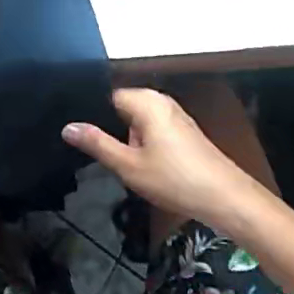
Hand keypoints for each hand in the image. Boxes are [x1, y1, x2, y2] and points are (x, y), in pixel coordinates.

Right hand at [62, 89, 270, 232]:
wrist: (225, 197)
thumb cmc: (174, 179)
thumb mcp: (128, 165)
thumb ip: (97, 144)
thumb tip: (68, 127)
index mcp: (145, 101)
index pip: (106, 96)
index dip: (89, 113)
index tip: (73, 132)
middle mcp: (159, 100)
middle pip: (120, 108)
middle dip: (106, 127)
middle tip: (89, 151)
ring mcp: (173, 115)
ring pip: (135, 121)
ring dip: (124, 139)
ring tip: (112, 160)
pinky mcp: (182, 131)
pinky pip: (150, 129)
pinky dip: (140, 144)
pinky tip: (137, 165)